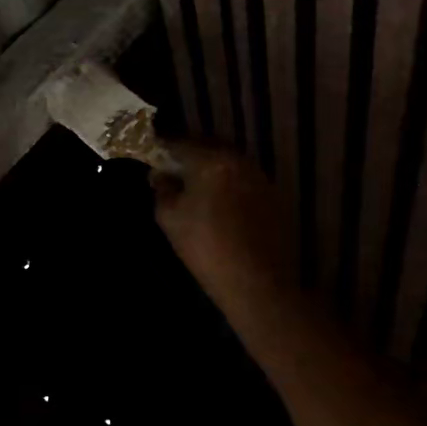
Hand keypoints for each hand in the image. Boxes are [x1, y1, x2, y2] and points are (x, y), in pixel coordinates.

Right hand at [151, 141, 297, 304]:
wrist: (256, 282)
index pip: (180, 143)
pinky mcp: (276, 197)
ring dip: (211, 169)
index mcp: (212, 161)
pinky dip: (229, 184)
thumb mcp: (168, 216)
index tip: (150, 154)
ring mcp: (263, 178)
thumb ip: (162, 188)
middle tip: (171, 169)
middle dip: (188, 155)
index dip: (161, 147)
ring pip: (229, 163)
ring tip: (195, 186)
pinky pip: (244, 180)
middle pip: (209, 148)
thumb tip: (160, 175)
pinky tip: (219, 204)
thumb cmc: (204, 245)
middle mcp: (241, 162)